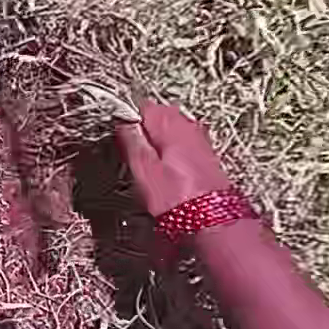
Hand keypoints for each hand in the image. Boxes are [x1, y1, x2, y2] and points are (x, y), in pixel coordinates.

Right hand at [114, 102, 235, 215]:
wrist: (213, 222)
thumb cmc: (178, 199)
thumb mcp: (144, 169)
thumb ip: (131, 141)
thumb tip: (121, 121)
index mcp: (171, 124)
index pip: (141, 106)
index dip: (124, 118)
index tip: (115, 135)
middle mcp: (188, 126)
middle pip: (156, 116)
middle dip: (138, 130)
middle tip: (124, 151)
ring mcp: (198, 140)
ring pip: (167, 131)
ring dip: (152, 142)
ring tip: (141, 164)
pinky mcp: (203, 156)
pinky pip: (176, 144)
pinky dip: (165, 152)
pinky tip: (159, 170)